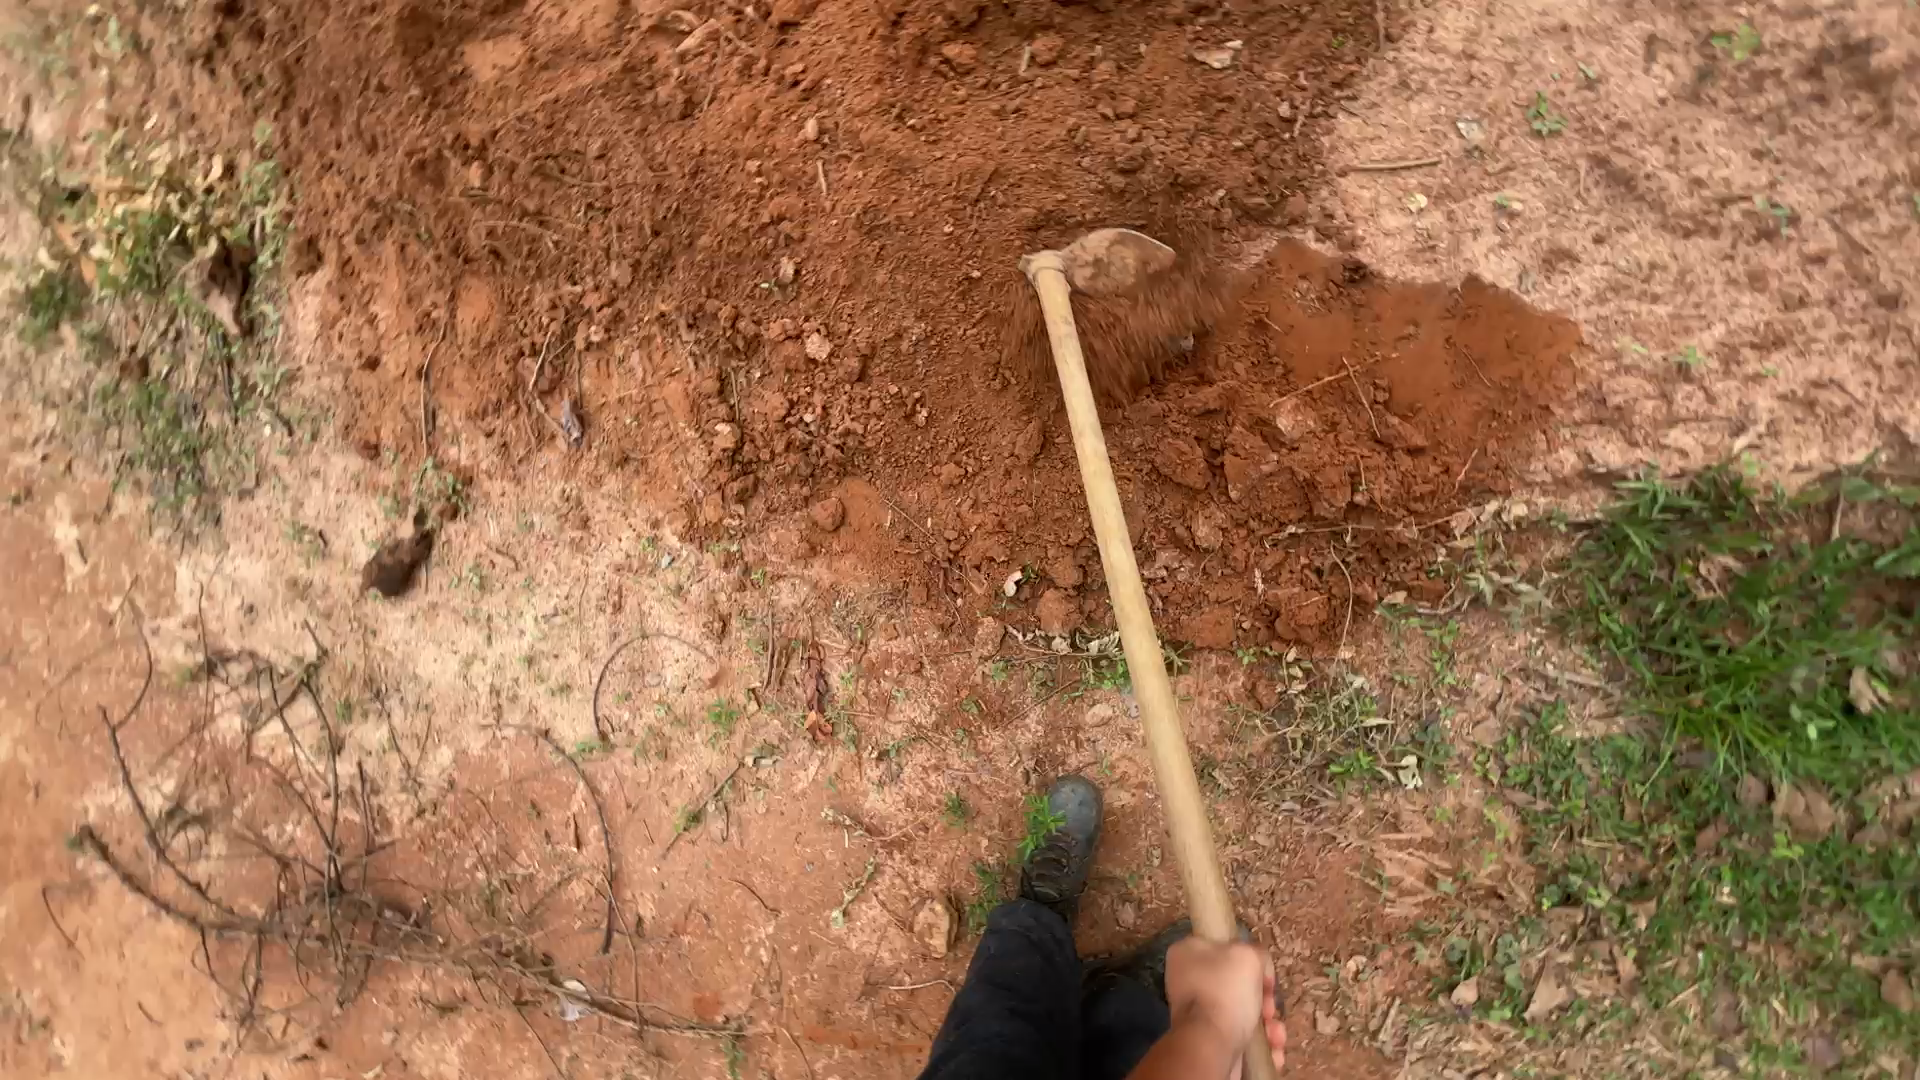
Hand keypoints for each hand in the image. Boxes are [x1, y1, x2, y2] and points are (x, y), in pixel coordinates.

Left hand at [1164, 937, 1287, 1076]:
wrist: (1209, 1044)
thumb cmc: (1224, 991)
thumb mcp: (1247, 956)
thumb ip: (1256, 953)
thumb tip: (1260, 968)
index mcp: (1187, 952)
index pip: (1223, 948)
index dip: (1249, 961)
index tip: (1264, 978)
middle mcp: (1187, 980)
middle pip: (1236, 984)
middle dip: (1263, 1000)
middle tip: (1270, 1010)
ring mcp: (1196, 1012)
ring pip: (1241, 1013)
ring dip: (1267, 1026)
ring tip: (1275, 1035)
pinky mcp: (1208, 1039)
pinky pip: (1240, 1037)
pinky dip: (1259, 1045)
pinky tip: (1273, 1051)